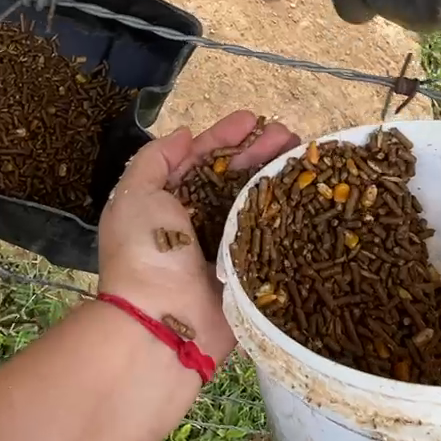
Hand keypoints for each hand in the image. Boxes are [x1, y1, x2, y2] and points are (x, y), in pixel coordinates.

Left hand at [96, 109, 300, 362]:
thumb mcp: (135, 193)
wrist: (162, 322)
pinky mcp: (249, 272)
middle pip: (233, 178)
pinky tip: (305, 192)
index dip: (224, 137)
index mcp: (167, 203)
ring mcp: (224, 248)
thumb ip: (156, 159)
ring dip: (276, 175)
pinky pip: (269, 237)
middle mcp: (196, 222)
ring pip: (254, 202)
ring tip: (302, 152)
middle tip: (288, 133)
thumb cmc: (146, 250)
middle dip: (258, 151)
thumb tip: (185, 135)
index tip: (252, 119)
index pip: (200, 161)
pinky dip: (285, 214)